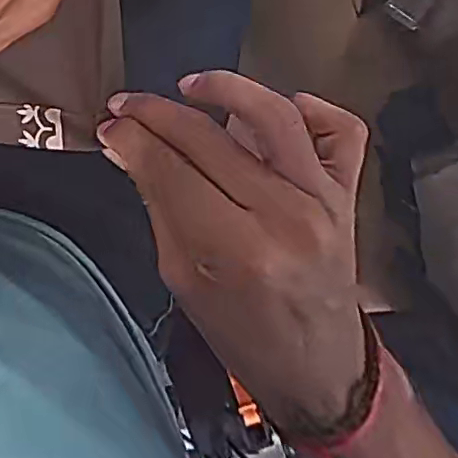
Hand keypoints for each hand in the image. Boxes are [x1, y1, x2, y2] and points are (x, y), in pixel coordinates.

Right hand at [98, 72, 371, 430]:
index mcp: (236, 252)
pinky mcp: (347, 193)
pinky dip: (311, 108)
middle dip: (153, 111)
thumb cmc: (242, 330)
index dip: (129, 135)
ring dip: (223, 87)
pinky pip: (340, 130)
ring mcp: (323, 202)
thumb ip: (155, 199)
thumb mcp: (179, 274)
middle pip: (205, 136)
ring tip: (190, 86)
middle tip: (127, 106)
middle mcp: (285, 219)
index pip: (167, 166)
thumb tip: (123, 141)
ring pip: (272, 115)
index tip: (110, 124)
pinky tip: (273, 114)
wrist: (318, 370)